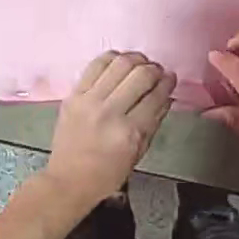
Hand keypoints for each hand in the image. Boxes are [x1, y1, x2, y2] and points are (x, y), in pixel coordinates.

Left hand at [42, 51, 176, 208]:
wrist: (68, 180)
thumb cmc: (106, 174)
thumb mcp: (138, 154)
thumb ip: (154, 123)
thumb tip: (166, 96)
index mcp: (129, 132)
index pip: (156, 96)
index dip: (168, 82)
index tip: (170, 78)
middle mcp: (109, 112)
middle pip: (140, 74)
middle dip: (155, 69)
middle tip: (157, 73)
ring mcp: (89, 102)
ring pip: (119, 63)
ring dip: (135, 60)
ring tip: (139, 65)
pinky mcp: (73, 96)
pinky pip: (95, 65)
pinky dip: (111, 59)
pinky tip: (118, 64)